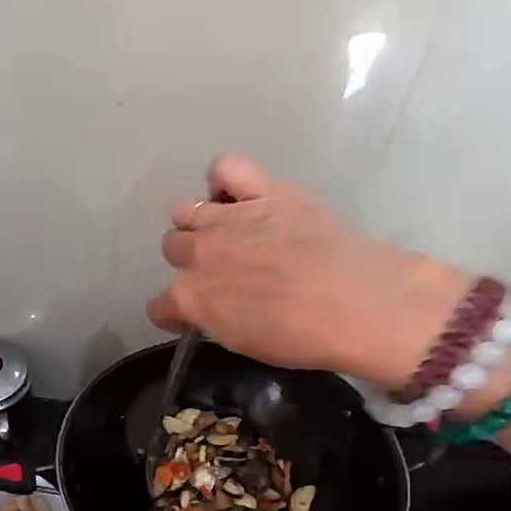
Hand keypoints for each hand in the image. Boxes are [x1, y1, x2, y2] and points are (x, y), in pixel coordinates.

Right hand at [147, 153, 475, 388]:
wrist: (351, 302)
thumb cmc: (298, 337)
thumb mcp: (242, 341)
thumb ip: (214, 320)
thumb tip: (209, 309)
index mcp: (190, 299)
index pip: (159, 306)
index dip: (175, 313)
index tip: (195, 317)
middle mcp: (198, 254)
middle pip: (172, 248)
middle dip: (190, 262)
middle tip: (220, 273)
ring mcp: (228, 217)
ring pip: (186, 210)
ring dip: (198, 223)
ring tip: (226, 234)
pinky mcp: (263, 191)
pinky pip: (225, 168)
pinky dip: (224, 179)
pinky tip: (238, 195)